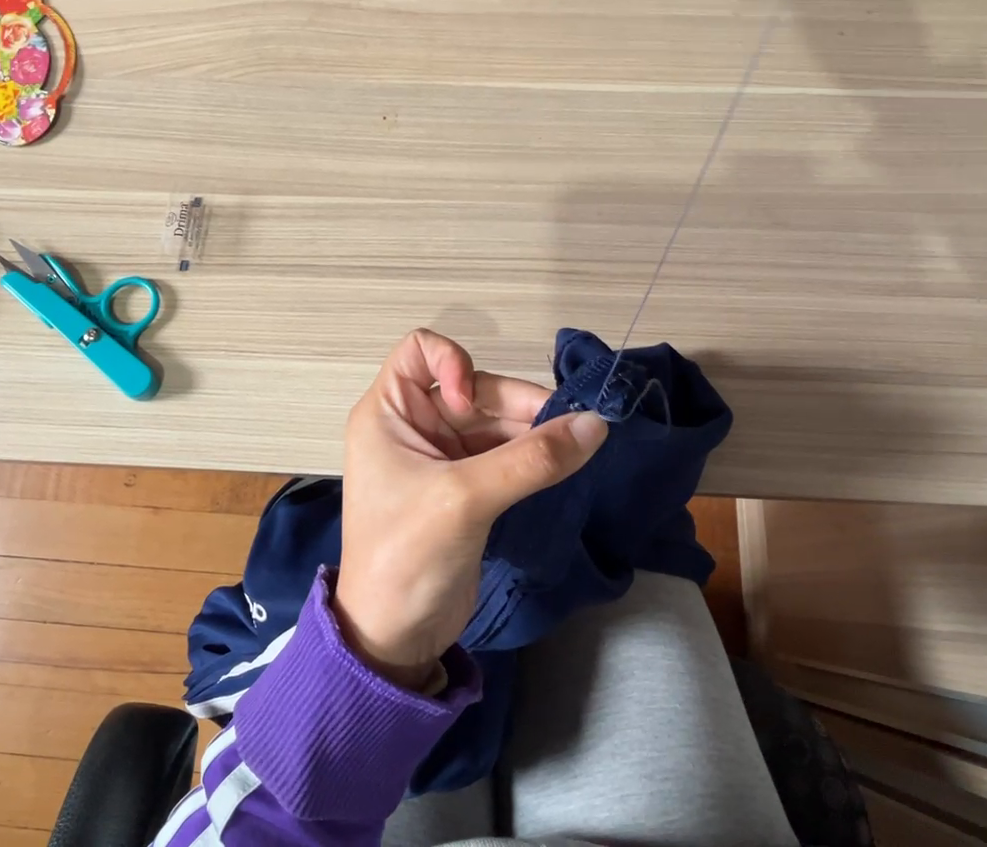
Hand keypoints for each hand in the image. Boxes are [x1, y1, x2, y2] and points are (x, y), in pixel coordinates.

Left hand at [335, 329, 607, 688]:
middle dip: (516, 406)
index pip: (421, 350)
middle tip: (569, 432)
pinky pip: (505, 455)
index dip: (454, 362)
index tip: (472, 406)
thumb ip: (531, 460)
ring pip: (496, 423)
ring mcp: (441, 457)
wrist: (394, 634)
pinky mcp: (466, 488)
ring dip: (533, 433)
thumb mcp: (464, 500)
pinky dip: (532, 457)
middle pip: (474, 388)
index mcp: (389, 413)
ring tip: (575, 450)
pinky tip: (563, 466)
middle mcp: (413, 426)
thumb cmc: (408, 555)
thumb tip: (597, 423)